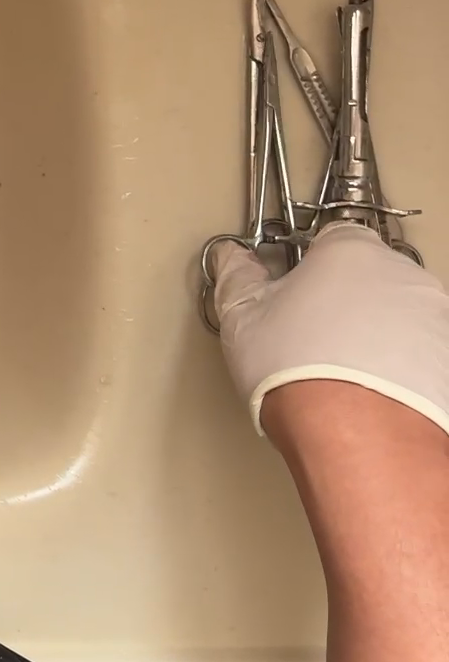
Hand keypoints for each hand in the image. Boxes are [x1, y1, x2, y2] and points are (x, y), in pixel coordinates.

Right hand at [211, 222, 448, 439]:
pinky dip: (400, 354)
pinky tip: (365, 377)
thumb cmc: (295, 362)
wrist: (354, 427)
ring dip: (374, 323)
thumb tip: (232, 257)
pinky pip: (423, 345)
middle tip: (303, 318)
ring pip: (401, 309)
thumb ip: (236, 273)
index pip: (334, 234)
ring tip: (334, 354)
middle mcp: (409, 278)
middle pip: (372, 272)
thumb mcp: (239, 310)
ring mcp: (441, 320)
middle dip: (342, 289)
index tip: (289, 274)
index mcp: (352, 254)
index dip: (308, 253)